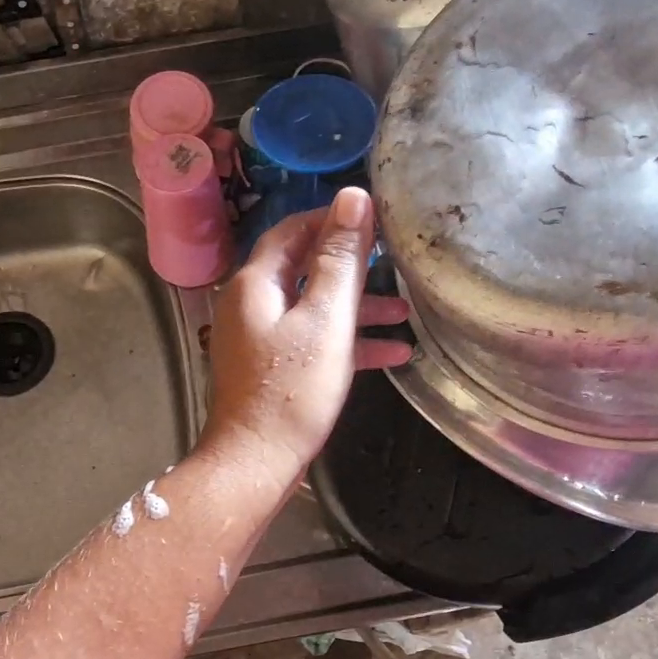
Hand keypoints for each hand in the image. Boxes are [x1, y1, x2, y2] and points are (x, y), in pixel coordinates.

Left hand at [203, 188, 414, 472]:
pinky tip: (394, 353)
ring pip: (313, 307)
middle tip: (395, 259)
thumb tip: (353, 196)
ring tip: (406, 309)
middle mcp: (251, 303)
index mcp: (256, 282)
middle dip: (351, 265)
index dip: (332, 219)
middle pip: (304, 267)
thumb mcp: (326, 319)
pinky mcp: (271, 367)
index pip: (292, 229)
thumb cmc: (291, 389)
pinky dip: (346, 341)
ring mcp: (259, 337)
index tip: (375, 218)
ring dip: (356, 306)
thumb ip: (340, 258)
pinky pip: (312, 340)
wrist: (255, 462)